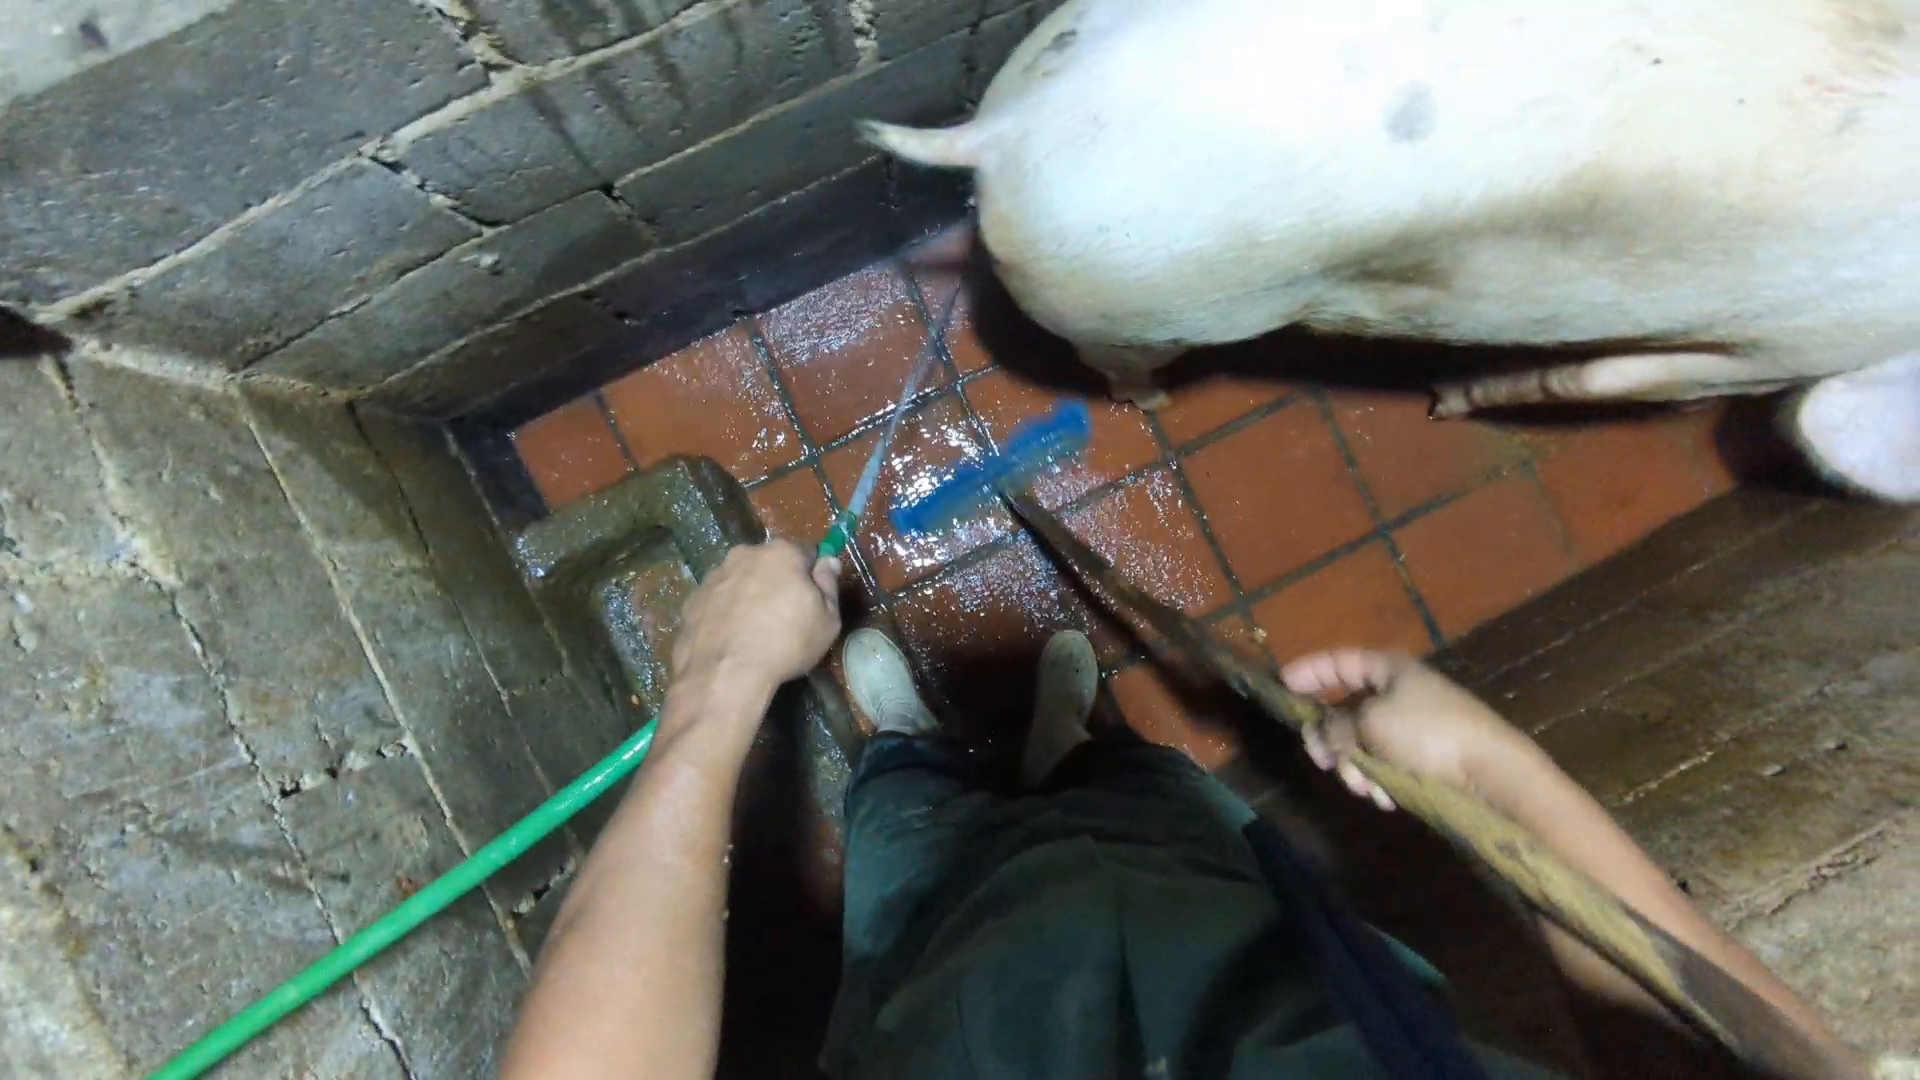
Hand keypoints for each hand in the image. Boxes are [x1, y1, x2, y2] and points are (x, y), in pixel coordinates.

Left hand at [670, 541, 841, 696]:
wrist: (726, 674)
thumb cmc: (787, 643)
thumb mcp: (828, 619)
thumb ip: (829, 584)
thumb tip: (828, 561)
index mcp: (782, 553)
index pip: (807, 552)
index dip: (813, 575)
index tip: (814, 598)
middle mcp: (745, 554)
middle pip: (770, 563)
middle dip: (778, 581)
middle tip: (785, 616)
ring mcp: (714, 576)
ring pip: (741, 580)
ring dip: (750, 595)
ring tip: (754, 631)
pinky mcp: (692, 600)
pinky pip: (718, 600)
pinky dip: (726, 612)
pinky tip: (732, 639)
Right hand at [1280, 648, 1529, 809]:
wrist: (1495, 777)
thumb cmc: (1428, 734)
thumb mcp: (1369, 723)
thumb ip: (1334, 725)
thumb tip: (1324, 735)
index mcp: (1389, 669)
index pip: (1339, 661)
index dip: (1308, 670)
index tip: (1282, 684)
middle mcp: (1400, 693)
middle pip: (1345, 710)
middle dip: (1329, 739)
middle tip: (1319, 759)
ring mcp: (1414, 727)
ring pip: (1362, 743)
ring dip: (1354, 767)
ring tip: (1364, 786)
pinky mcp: (1427, 758)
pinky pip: (1385, 764)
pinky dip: (1378, 779)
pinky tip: (1387, 797)